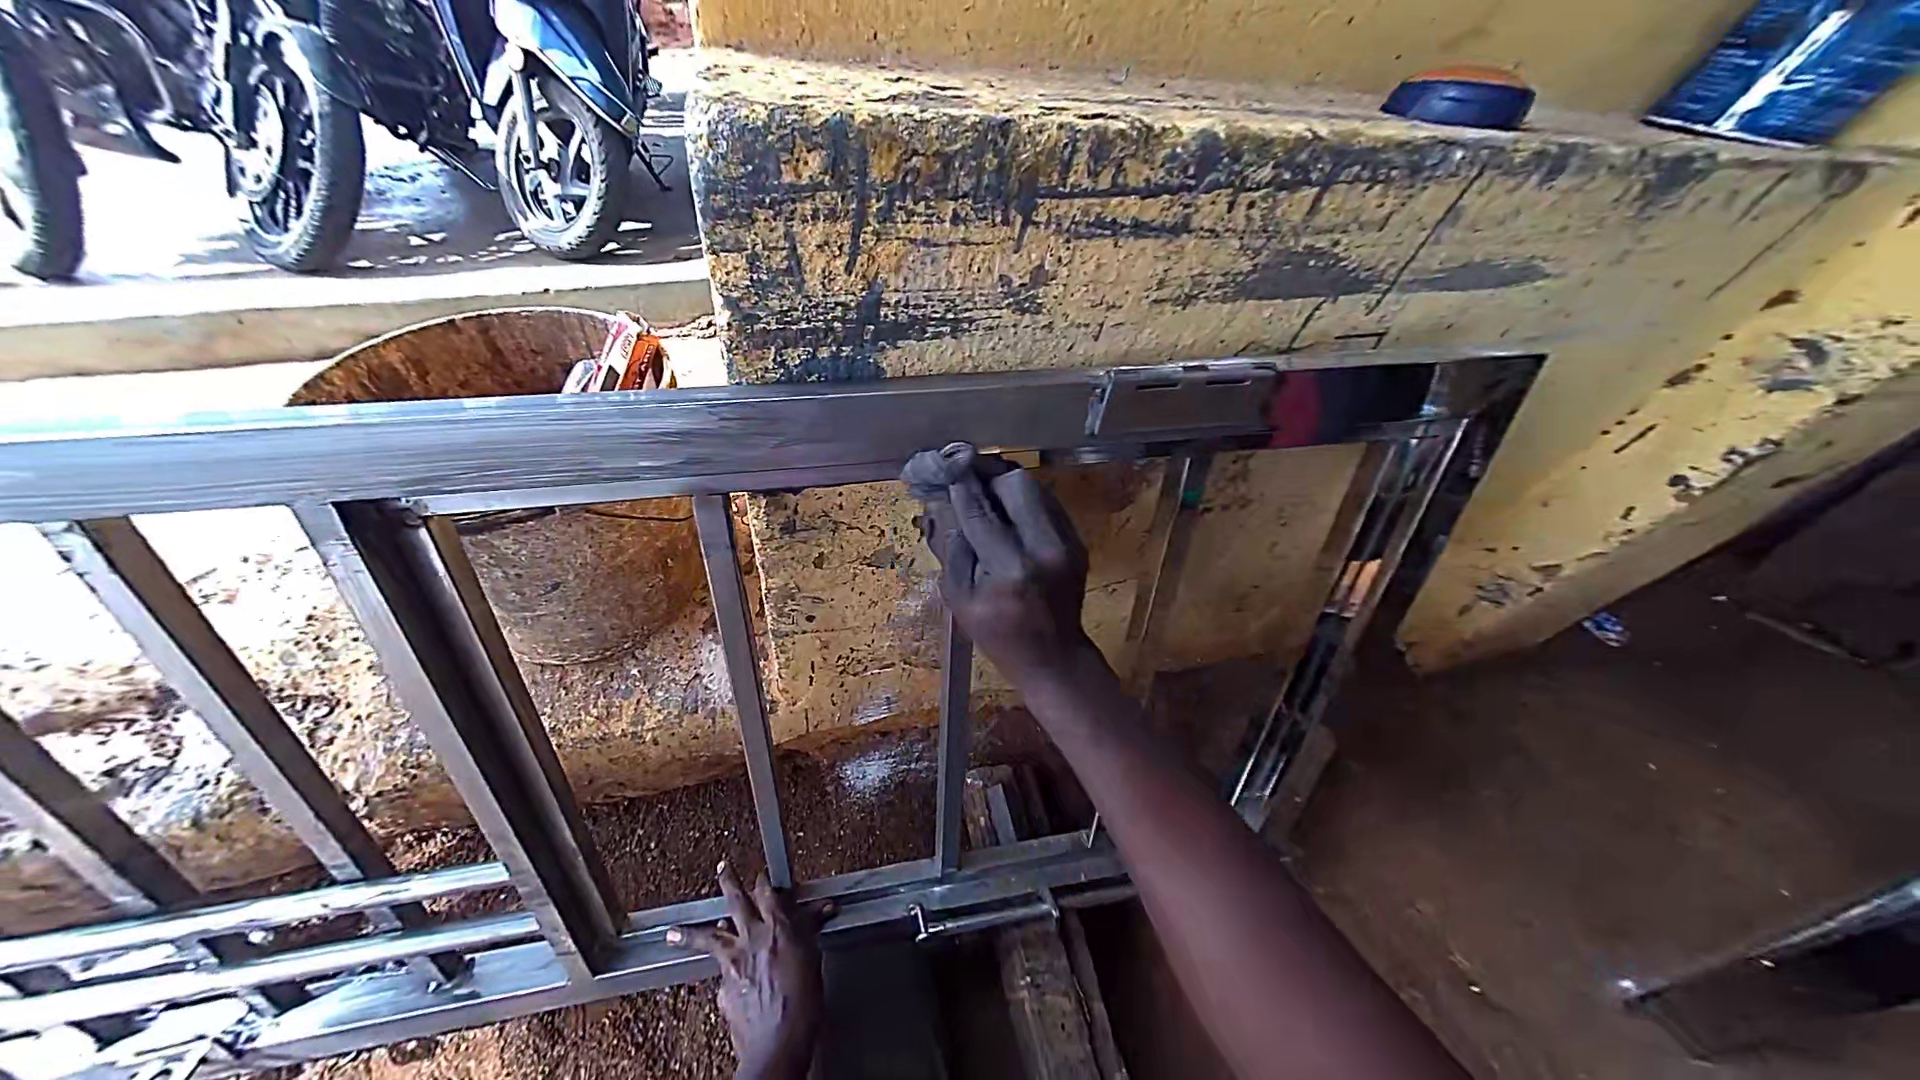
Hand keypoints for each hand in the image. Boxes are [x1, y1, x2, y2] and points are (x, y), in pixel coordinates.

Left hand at [666, 862, 829, 1079]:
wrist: (778, 1045)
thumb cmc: (803, 1004)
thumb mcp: (814, 959)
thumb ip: (811, 931)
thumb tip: (822, 912)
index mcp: (778, 927)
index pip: (768, 892)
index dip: (764, 881)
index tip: (761, 875)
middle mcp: (752, 938)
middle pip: (736, 900)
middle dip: (729, 881)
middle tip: (722, 869)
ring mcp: (733, 962)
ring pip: (709, 937)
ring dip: (692, 931)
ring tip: (674, 930)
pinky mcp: (722, 987)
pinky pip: (719, 973)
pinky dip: (720, 972)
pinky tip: (719, 977)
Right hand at [902, 444, 1095, 687]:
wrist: (1054, 657)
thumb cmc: (998, 635)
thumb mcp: (960, 599)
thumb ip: (952, 547)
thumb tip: (943, 502)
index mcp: (1012, 570)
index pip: (981, 512)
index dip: (960, 484)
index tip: (944, 466)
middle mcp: (1046, 549)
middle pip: (1016, 483)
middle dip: (987, 475)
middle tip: (966, 477)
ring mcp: (1068, 543)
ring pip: (1035, 487)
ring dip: (1004, 483)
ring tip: (982, 490)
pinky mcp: (1077, 541)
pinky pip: (1046, 502)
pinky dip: (1022, 500)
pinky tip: (1005, 510)